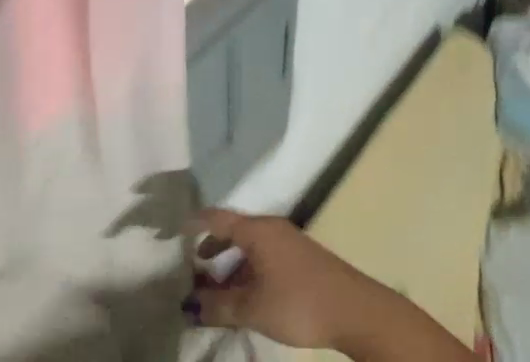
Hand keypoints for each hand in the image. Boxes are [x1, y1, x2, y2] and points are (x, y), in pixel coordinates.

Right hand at [184, 208, 387, 350]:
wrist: (355, 311)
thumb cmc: (298, 302)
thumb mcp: (253, 308)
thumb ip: (218, 307)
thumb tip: (190, 307)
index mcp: (258, 231)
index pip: (218, 218)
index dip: (195, 223)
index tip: (174, 228)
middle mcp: (272, 229)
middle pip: (234, 232)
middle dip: (212, 248)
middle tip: (191, 266)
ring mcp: (289, 243)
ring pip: (250, 248)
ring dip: (230, 266)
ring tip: (214, 290)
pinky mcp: (300, 260)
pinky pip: (264, 258)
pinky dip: (247, 271)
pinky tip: (243, 296)